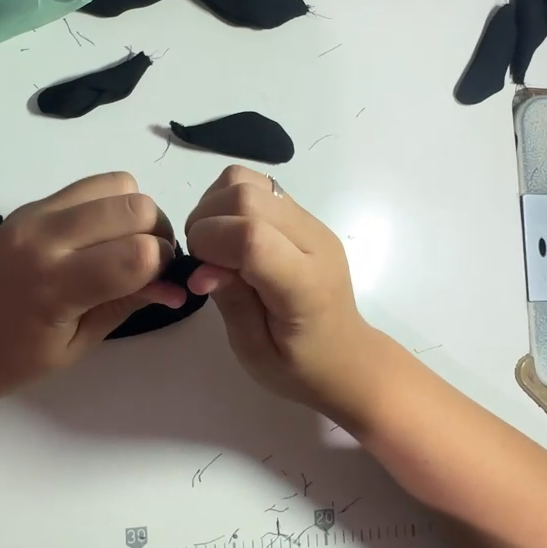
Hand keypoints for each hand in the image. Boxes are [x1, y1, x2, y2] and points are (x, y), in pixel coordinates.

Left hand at [0, 173, 185, 410]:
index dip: (165, 267)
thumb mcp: (77, 345)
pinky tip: (95, 242)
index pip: (140, 253)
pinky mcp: (27, 207)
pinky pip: (85, 187)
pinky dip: (106, 206)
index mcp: (57, 286)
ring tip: (124, 247)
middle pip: (135, 206)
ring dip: (134, 212)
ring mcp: (34, 215)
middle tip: (150, 265)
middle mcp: (46, 238)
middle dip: (158, 233)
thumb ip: (127, 304)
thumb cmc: (9, 363)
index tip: (161, 286)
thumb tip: (177, 287)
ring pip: (115, 183)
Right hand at [184, 166, 392, 419]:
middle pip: (247, 196)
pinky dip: (231, 201)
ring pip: (250, 180)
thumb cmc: (300, 367)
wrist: (348, 358)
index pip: (252, 237)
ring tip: (215, 244)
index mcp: (304, 287)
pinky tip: (231, 236)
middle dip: (206, 221)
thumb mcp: (256, 352)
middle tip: (201, 258)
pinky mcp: (305, 216)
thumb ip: (231, 303)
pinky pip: (259, 186)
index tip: (198, 272)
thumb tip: (200, 269)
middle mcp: (314, 243)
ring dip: (217, 205)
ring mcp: (312, 224)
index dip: (210, 243)